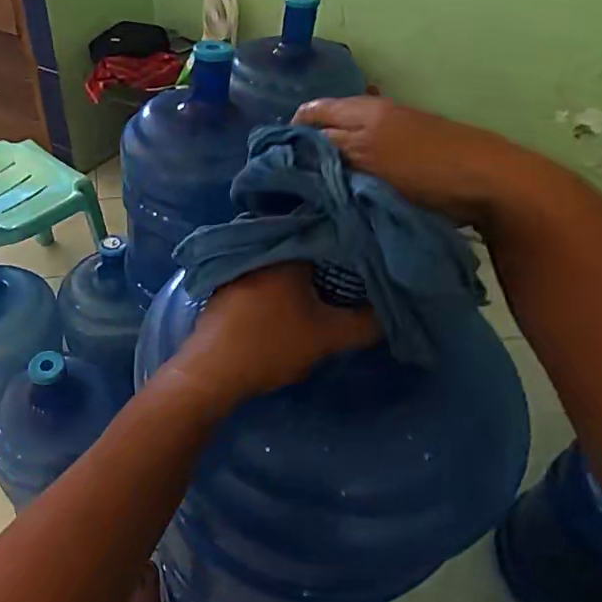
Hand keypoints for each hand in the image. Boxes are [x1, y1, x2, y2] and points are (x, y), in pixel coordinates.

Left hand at [167, 262, 380, 404]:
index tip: (366, 251)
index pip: (325, 231)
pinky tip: (288, 298)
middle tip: (349, 271)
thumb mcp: (329, 337)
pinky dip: (276, 283)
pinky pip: (260, 274)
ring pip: (278, 260)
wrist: (212, 371)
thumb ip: (365, 323)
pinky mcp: (223, 286)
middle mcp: (259, 249)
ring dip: (298, 271)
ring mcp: (237, 267)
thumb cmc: (271, 344)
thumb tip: (390, 313)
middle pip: (300, 245)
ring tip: (323, 284)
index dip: (348, 241)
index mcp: (286, 251)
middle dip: (324, 257)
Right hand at [293, 96, 523, 224]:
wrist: (488, 180)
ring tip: (321, 185)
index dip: (289, 135)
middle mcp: (376, 112)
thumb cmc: (423, 169)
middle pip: (328, 123)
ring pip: (349, 139)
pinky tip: (353, 185)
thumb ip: (328, 152)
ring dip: (333, 157)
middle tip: (295, 178)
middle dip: (309, 145)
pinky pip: (370, 152)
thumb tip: (294, 155)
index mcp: (361, 109)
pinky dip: (356, 164)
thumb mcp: (365, 159)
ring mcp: (397, 128)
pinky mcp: (413, 149)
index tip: (276, 164)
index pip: (310, 113)